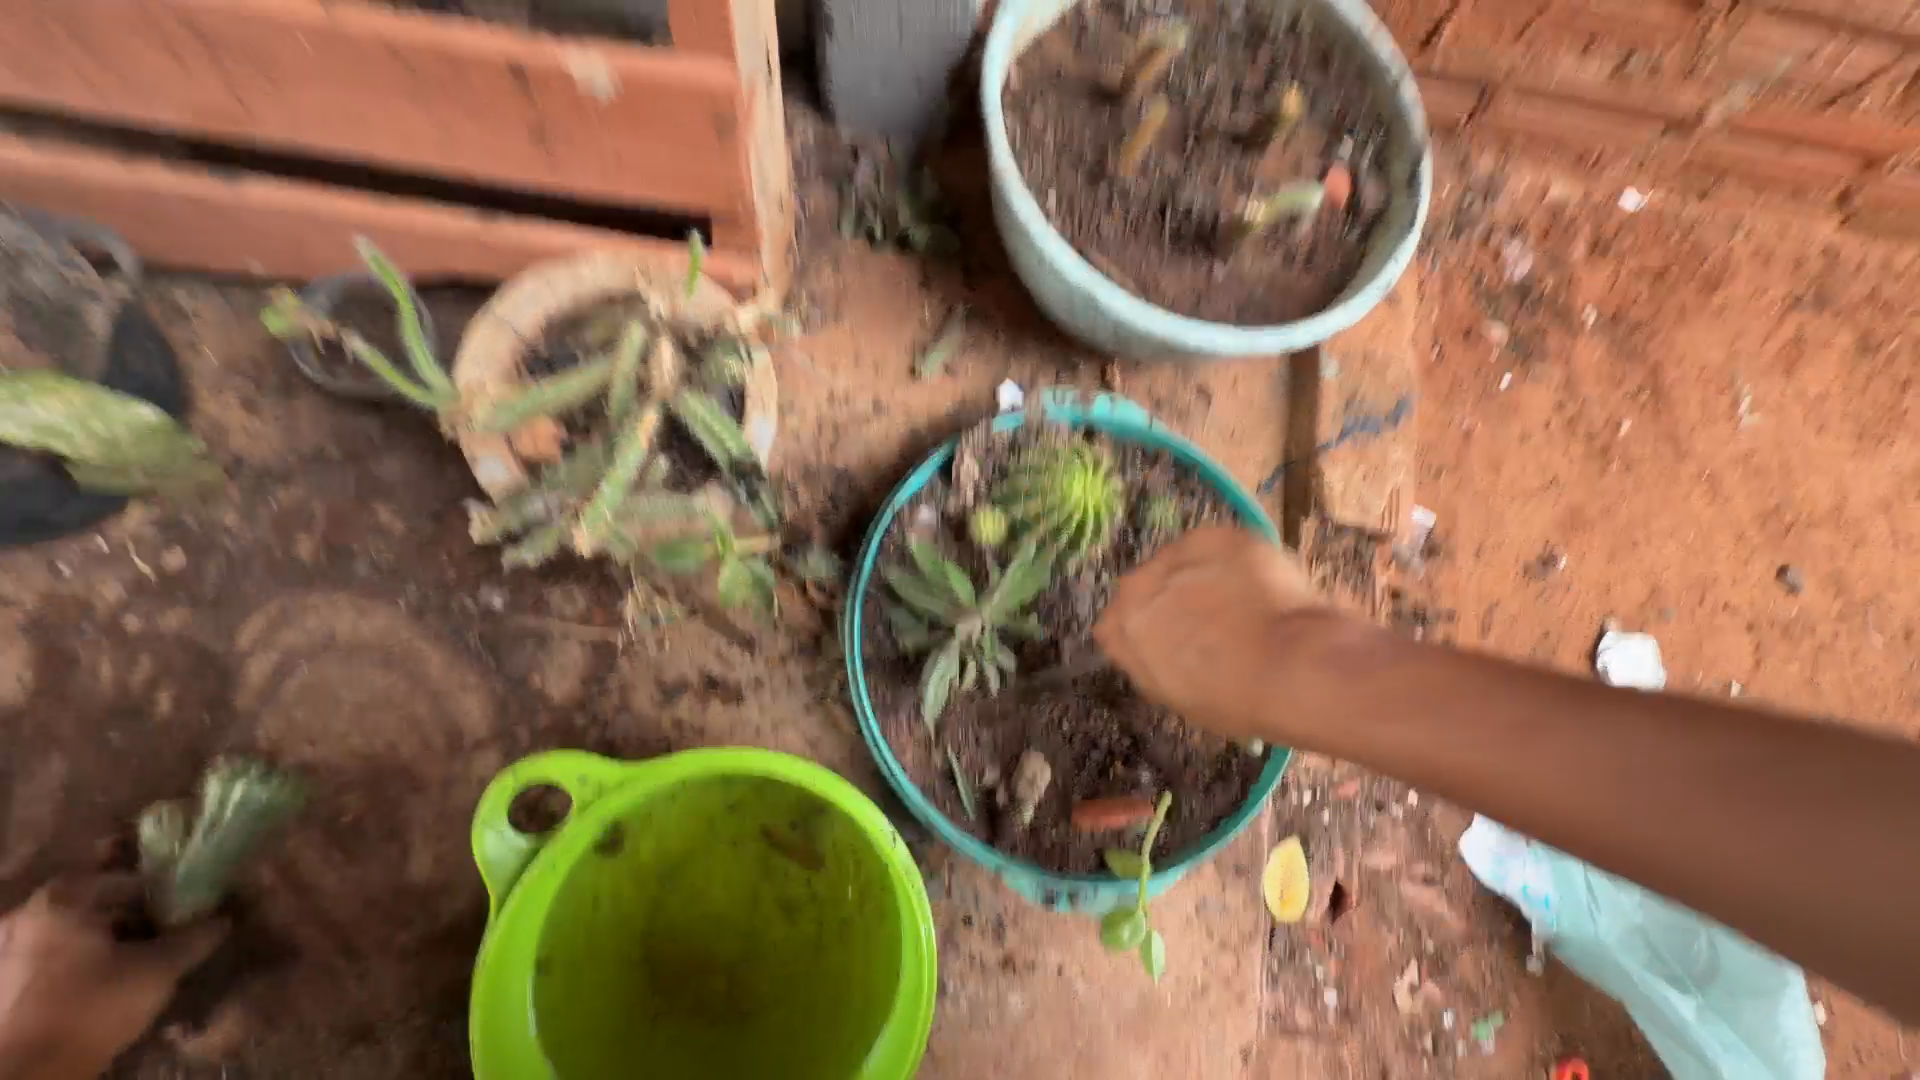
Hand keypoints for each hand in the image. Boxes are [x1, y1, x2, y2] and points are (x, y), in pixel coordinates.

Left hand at [0, 874, 225, 1079]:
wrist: (27, 1073)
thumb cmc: (94, 1003)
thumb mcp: (162, 966)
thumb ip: (197, 935)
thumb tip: (223, 919)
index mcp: (57, 905)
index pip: (120, 879)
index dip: (156, 889)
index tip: (182, 904)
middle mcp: (21, 923)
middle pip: (91, 906)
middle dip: (128, 915)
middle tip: (164, 929)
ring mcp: (3, 959)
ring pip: (67, 935)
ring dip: (102, 942)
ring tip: (138, 957)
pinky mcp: (2, 991)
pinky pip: (48, 963)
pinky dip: (77, 965)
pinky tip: (105, 982)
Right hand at [1095, 525, 1339, 740]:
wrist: (1288, 667)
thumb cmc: (1232, 699)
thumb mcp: (1174, 696)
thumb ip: (1153, 663)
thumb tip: (1163, 650)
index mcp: (1118, 630)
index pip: (1116, 624)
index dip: (1148, 630)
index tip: (1172, 641)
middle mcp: (1134, 586)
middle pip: (1145, 586)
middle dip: (1170, 599)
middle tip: (1209, 621)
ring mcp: (1172, 556)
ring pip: (1181, 563)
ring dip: (1202, 577)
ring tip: (1242, 602)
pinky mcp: (1211, 536)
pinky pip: (1216, 545)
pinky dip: (1233, 560)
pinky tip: (1258, 583)